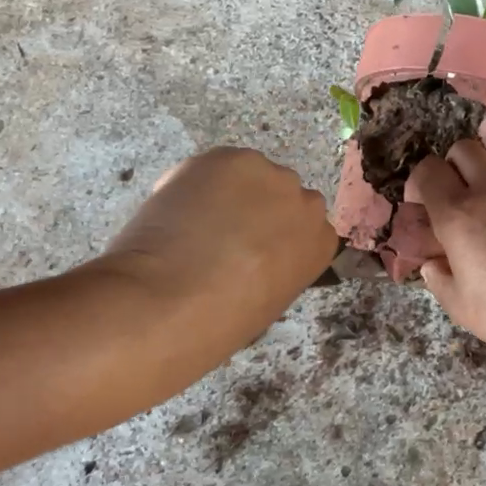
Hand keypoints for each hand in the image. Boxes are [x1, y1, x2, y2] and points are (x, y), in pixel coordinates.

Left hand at [101, 147, 336, 337]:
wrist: (163, 306)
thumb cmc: (213, 326)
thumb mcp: (264, 305)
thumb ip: (274, 271)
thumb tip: (249, 261)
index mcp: (321, 242)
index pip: (304, 229)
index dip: (272, 238)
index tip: (247, 253)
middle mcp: (308, 203)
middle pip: (283, 197)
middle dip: (256, 211)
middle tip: (217, 238)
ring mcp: (272, 176)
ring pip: (251, 177)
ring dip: (227, 194)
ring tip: (189, 223)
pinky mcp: (233, 160)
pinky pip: (215, 166)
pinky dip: (193, 182)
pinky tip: (173, 210)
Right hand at [412, 141, 485, 365]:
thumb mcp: (457, 302)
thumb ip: (438, 276)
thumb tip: (433, 262)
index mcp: (458, 214)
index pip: (429, 170)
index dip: (421, 181)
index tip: (423, 201)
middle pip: (465, 148)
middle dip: (452, 164)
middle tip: (455, 193)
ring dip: (485, 165)